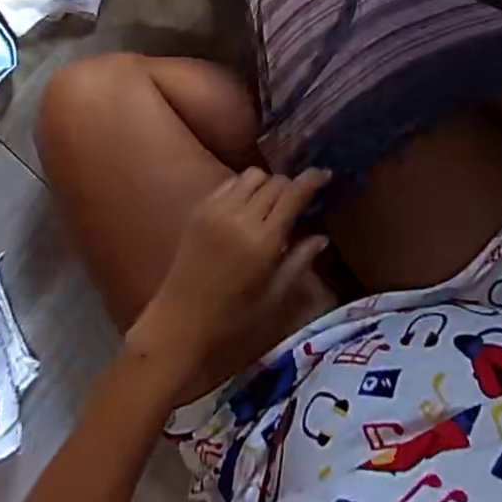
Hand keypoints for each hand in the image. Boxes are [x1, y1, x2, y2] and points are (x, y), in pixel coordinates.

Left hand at [131, 167, 331, 366]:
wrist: (176, 327)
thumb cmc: (231, 321)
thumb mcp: (273, 297)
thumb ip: (300, 262)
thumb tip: (322, 237)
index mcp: (263, 242)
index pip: (294, 193)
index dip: (313, 179)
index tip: (325, 175)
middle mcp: (240, 218)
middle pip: (275, 181)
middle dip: (291, 185)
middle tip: (298, 200)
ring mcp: (216, 211)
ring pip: (252, 175)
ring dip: (267, 183)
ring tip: (271, 203)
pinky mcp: (199, 211)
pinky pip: (229, 183)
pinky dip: (243, 187)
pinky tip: (246, 206)